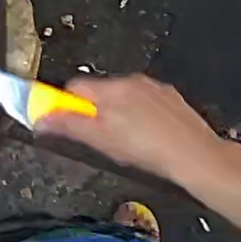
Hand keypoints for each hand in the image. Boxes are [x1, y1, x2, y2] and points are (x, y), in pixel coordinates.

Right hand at [35, 74, 240, 186]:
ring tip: (125, 141)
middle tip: (97, 136)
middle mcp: (132, 82)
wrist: (199, 159)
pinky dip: (140, 117)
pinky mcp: (171, 99)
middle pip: (97, 92)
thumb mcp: (99, 141)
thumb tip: (41, 118)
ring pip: (122, 98)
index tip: (64, 119)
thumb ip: (67, 126)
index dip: (65, 105)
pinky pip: (144, 103)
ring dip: (117, 114)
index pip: (73, 87)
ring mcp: (154, 89)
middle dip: (93, 111)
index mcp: (111, 88)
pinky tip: (145, 139)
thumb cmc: (152, 150)